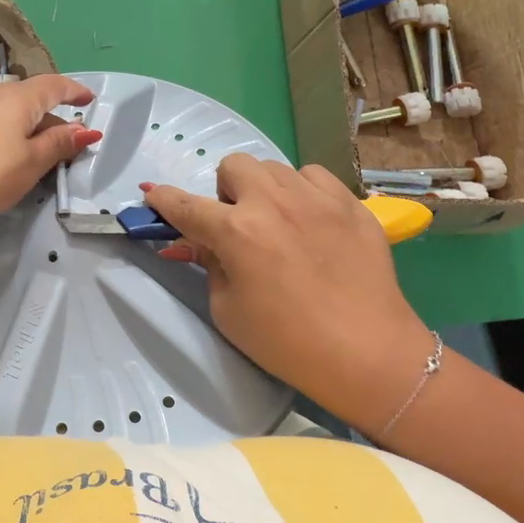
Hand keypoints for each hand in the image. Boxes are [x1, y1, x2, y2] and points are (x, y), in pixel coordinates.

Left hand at [0, 75, 100, 231]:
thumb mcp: (31, 164)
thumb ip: (60, 143)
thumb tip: (86, 129)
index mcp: (17, 98)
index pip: (54, 85)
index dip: (75, 91)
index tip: (88, 100)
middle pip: (29, 96)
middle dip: (48, 115)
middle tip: (60, 143)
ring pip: (4, 105)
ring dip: (22, 121)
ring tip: (27, 148)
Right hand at [142, 155, 435, 431]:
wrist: (370, 356)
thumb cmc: (288, 343)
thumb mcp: (229, 310)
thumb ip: (209, 265)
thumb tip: (194, 243)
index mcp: (236, 231)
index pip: (185, 205)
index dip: (163, 200)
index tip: (153, 197)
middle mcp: (273, 202)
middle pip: (234, 166)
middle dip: (227, 192)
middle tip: (237, 226)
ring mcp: (317, 198)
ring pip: (276, 168)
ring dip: (266, 190)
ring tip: (279, 224)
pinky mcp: (351, 204)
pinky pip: (316, 178)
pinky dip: (305, 193)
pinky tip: (313, 223)